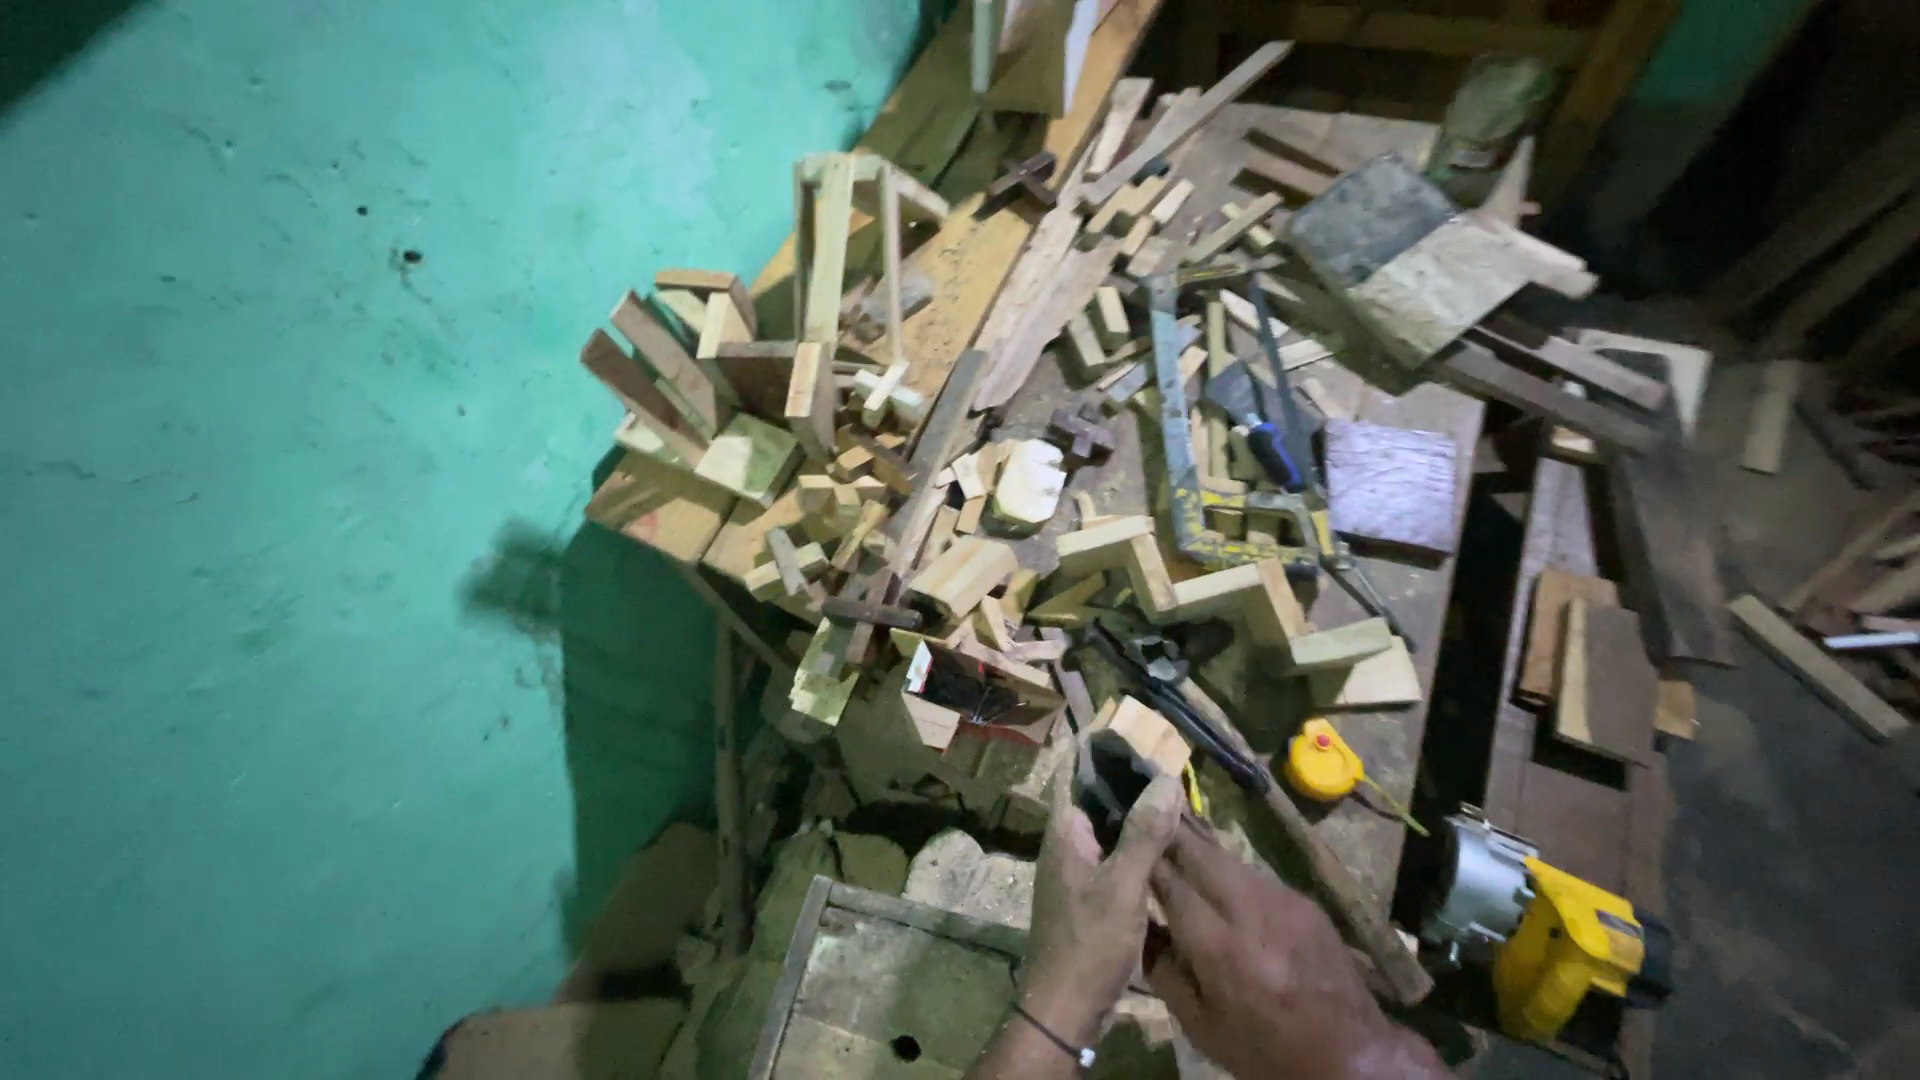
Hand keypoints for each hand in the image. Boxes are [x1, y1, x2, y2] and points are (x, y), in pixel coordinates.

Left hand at [1018, 748, 1182, 1045]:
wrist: (1065, 1006)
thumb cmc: (1089, 940)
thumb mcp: (1123, 885)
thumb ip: (1144, 833)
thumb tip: (1166, 778)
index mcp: (1064, 830)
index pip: (1073, 770)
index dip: (1095, 746)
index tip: (1125, 724)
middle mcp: (1065, 841)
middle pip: (1091, 794)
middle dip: (1122, 774)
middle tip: (1161, 754)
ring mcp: (1075, 866)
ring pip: (1104, 823)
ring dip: (1131, 806)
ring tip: (1169, 788)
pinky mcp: (1088, 890)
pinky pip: (1111, 849)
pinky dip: (1133, 837)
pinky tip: (1162, 839)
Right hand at [1147, 826, 1447, 1078]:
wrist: (1353, 1058)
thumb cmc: (1265, 1050)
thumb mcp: (1201, 1027)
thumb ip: (1163, 970)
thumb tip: (1138, 925)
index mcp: (1218, 947)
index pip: (1169, 881)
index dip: (1143, 857)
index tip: (1122, 839)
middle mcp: (1248, 911)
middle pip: (1198, 852)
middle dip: (1168, 834)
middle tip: (1145, 819)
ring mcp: (1281, 900)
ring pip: (1226, 857)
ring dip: (1198, 850)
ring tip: (1176, 842)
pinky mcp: (1302, 900)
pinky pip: (1253, 875)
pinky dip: (1230, 875)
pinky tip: (1222, 887)